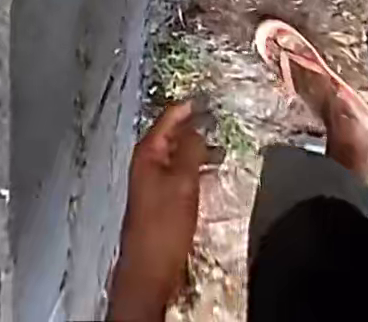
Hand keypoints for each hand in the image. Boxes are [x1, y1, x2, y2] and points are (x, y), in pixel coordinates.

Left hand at [106, 102, 207, 320]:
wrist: (149, 269)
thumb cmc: (164, 223)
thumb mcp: (182, 182)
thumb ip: (190, 151)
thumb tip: (198, 127)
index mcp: (147, 151)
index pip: (168, 118)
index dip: (187, 108)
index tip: (207, 99)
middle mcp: (147, 160)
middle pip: (172, 134)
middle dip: (194, 127)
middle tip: (218, 119)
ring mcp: (152, 179)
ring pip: (176, 154)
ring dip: (196, 148)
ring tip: (221, 146)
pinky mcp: (160, 197)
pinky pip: (178, 171)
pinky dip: (193, 167)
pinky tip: (210, 172)